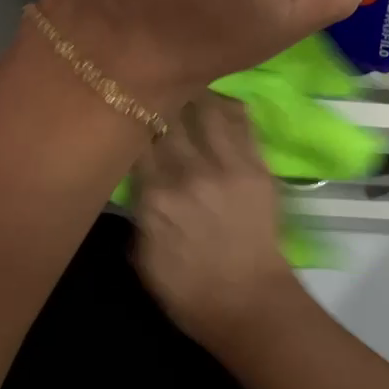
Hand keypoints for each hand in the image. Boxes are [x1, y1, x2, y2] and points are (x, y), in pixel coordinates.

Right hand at [133, 96, 298, 347]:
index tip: (131, 112)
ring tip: (188, 88)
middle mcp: (189, 172)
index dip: (134, 122)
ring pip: (207, 109)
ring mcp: (228, 165)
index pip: (138, 141)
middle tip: (157, 91)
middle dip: (162, 103)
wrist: (247, 300)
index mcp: (155, 197)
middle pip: (170, 118)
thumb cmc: (188, 288)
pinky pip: (242, 121)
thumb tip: (136, 177)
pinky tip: (218, 101)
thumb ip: (138, 210)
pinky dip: (228, 106)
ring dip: (195, 96)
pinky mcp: (257, 164)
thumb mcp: (142, 256)